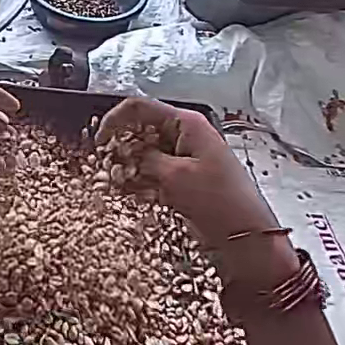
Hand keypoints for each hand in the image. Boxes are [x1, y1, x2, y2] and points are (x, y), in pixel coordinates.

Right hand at [95, 97, 279, 244]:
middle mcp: (185, 135)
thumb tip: (125, 153)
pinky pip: (154, 171)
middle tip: (107, 167)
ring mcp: (184, 157)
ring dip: (129, 167)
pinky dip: (140, 180)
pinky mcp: (184, 178)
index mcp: (186, 123)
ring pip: (145, 152)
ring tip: (119, 184)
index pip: (140, 108)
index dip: (114, 120)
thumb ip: (144, 158)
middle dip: (121, 146)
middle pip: (141, 129)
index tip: (99, 141)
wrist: (246, 237)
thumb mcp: (174, 176)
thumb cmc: (217, 201)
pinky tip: (134, 195)